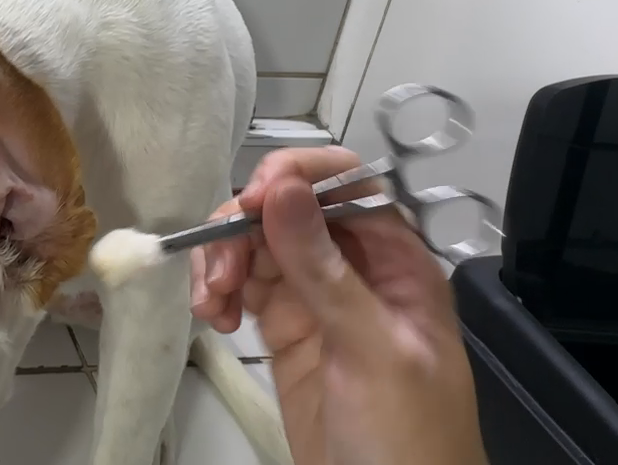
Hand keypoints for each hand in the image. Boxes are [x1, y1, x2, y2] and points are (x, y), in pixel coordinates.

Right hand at [190, 148, 486, 464]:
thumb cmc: (408, 441)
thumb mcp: (371, 350)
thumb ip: (323, 267)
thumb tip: (281, 185)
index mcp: (394, 262)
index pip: (346, 185)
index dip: (296, 178)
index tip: (251, 200)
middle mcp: (350, 266)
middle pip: (284, 208)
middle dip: (242, 228)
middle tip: (220, 271)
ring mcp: (311, 293)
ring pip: (252, 240)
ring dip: (220, 260)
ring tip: (210, 303)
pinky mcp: (279, 321)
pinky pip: (237, 280)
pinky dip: (215, 288)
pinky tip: (212, 317)